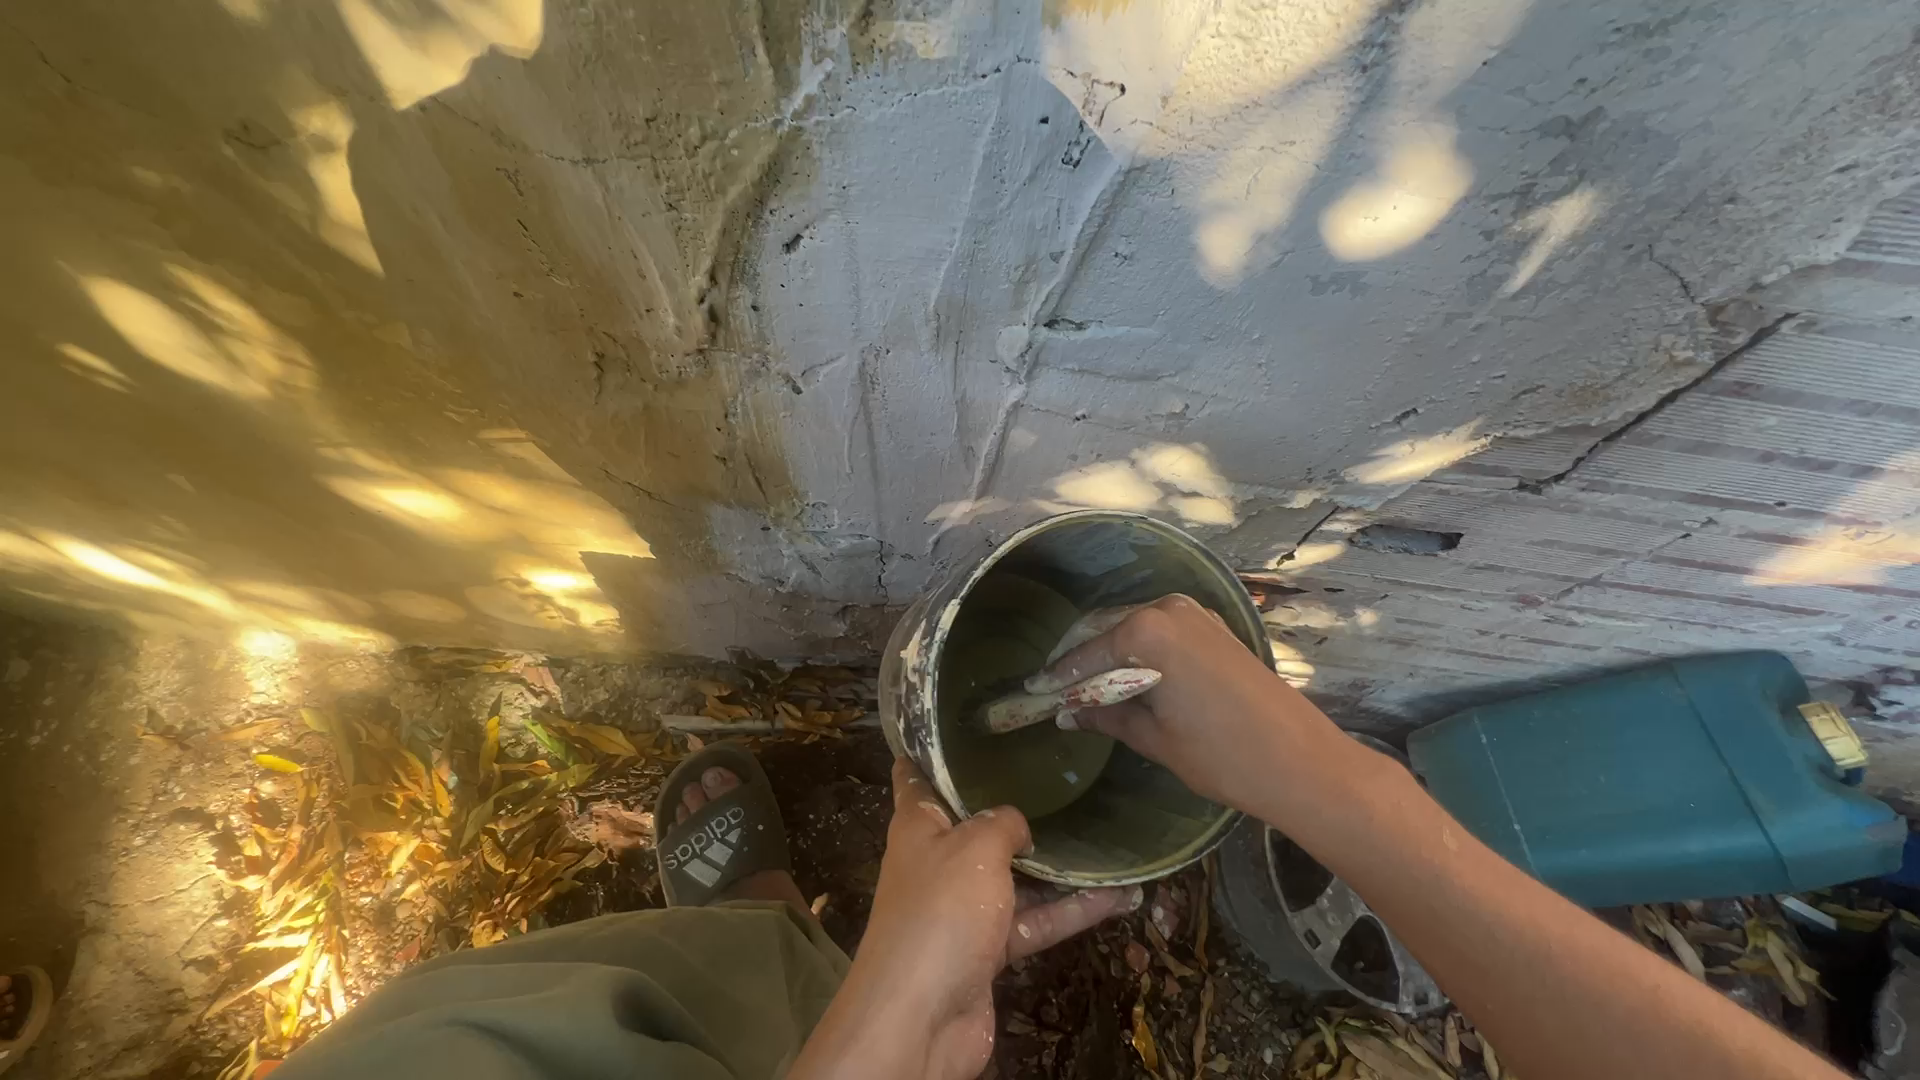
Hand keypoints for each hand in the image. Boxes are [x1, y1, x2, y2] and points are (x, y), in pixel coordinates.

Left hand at [790, 759, 1139, 1079]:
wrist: (921, 1019)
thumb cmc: (940, 911)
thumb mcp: (974, 848)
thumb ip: (1002, 823)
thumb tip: (1017, 823)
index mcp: (918, 825)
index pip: (914, 775)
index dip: (930, 748)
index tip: (959, 722)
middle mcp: (938, 860)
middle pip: (976, 823)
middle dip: (1011, 802)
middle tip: (1056, 769)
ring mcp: (964, 907)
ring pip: (1016, 874)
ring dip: (1058, 862)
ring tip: (1104, 834)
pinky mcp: (989, 949)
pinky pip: (1035, 919)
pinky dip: (1071, 910)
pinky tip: (1118, 895)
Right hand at [1029, 593, 1347, 812]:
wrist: (1303, 762)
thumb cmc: (1222, 755)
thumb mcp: (1154, 738)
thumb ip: (1106, 716)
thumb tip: (1068, 713)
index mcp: (1148, 631)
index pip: (1087, 654)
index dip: (1058, 677)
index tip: (1035, 692)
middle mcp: (1170, 610)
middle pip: (1109, 633)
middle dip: (1085, 664)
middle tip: (1062, 694)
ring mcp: (1198, 615)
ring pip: (1137, 632)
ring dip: (1114, 658)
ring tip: (1093, 692)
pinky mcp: (1216, 628)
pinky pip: (1164, 634)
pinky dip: (1144, 654)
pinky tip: (1134, 681)